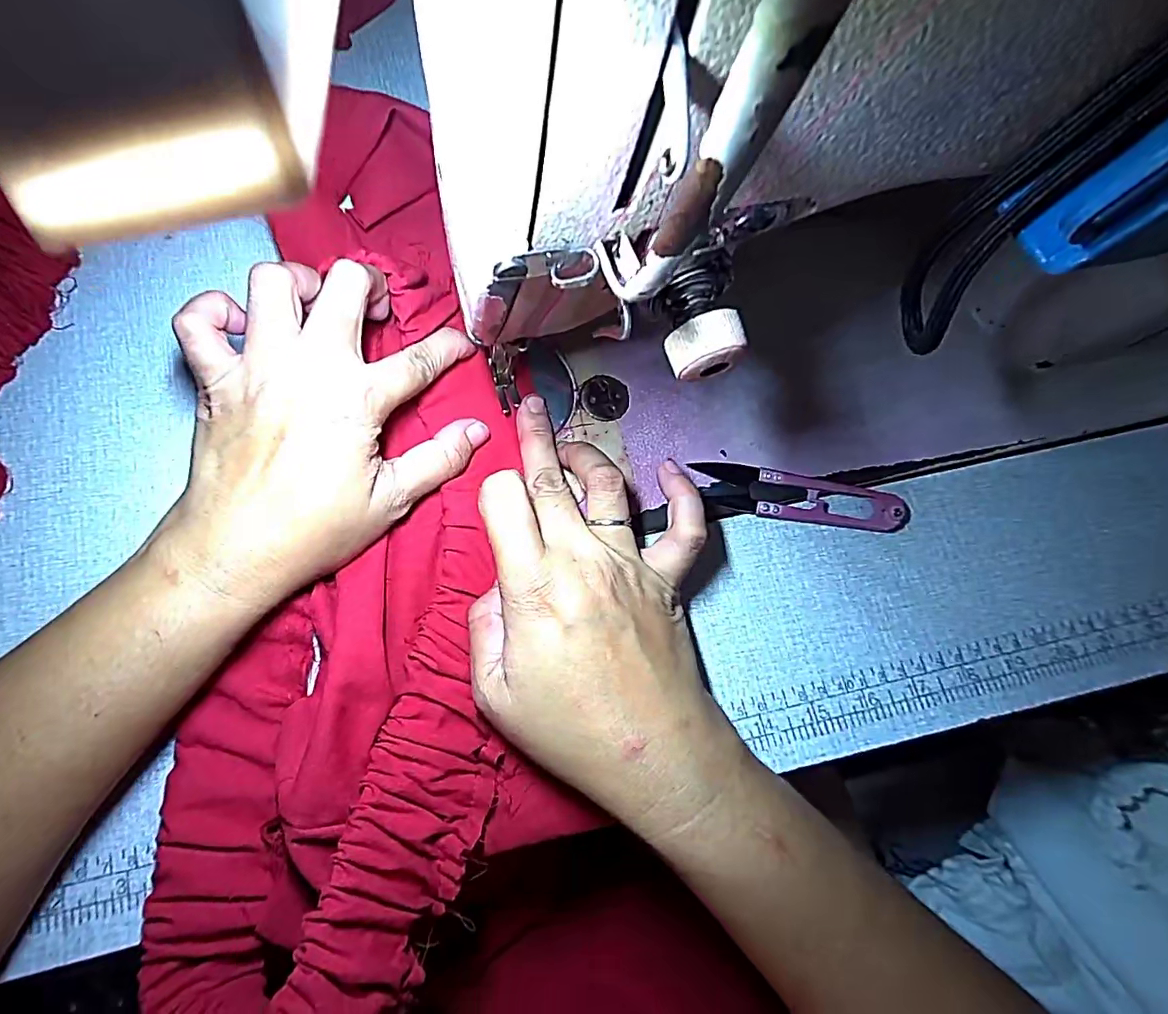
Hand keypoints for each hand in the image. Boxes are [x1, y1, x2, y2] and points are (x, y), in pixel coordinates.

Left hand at [157, 259, 485, 611]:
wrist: (236, 551)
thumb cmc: (307, 532)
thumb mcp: (389, 501)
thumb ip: (438, 459)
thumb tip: (474, 433)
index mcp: (356, 398)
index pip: (419, 357)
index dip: (448, 347)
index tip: (454, 346)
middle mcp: (307, 368)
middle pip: (345, 283)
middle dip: (369, 284)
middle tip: (371, 308)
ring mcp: (257, 368)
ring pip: (271, 280)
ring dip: (296, 282)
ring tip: (309, 305)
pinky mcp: (216, 380)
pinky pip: (197, 320)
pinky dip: (212, 311)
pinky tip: (238, 325)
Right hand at [469, 396, 740, 835]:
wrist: (656, 761)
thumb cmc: (570, 731)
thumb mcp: (494, 692)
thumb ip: (482, 627)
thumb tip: (499, 589)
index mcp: (533, 585)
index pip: (504, 501)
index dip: (490, 484)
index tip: (488, 491)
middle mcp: (582, 561)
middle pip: (550, 482)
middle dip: (534, 437)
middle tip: (528, 406)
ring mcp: (631, 566)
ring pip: (609, 490)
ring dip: (587, 457)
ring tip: (569, 443)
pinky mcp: (668, 582)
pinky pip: (684, 529)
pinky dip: (682, 495)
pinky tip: (670, 472)